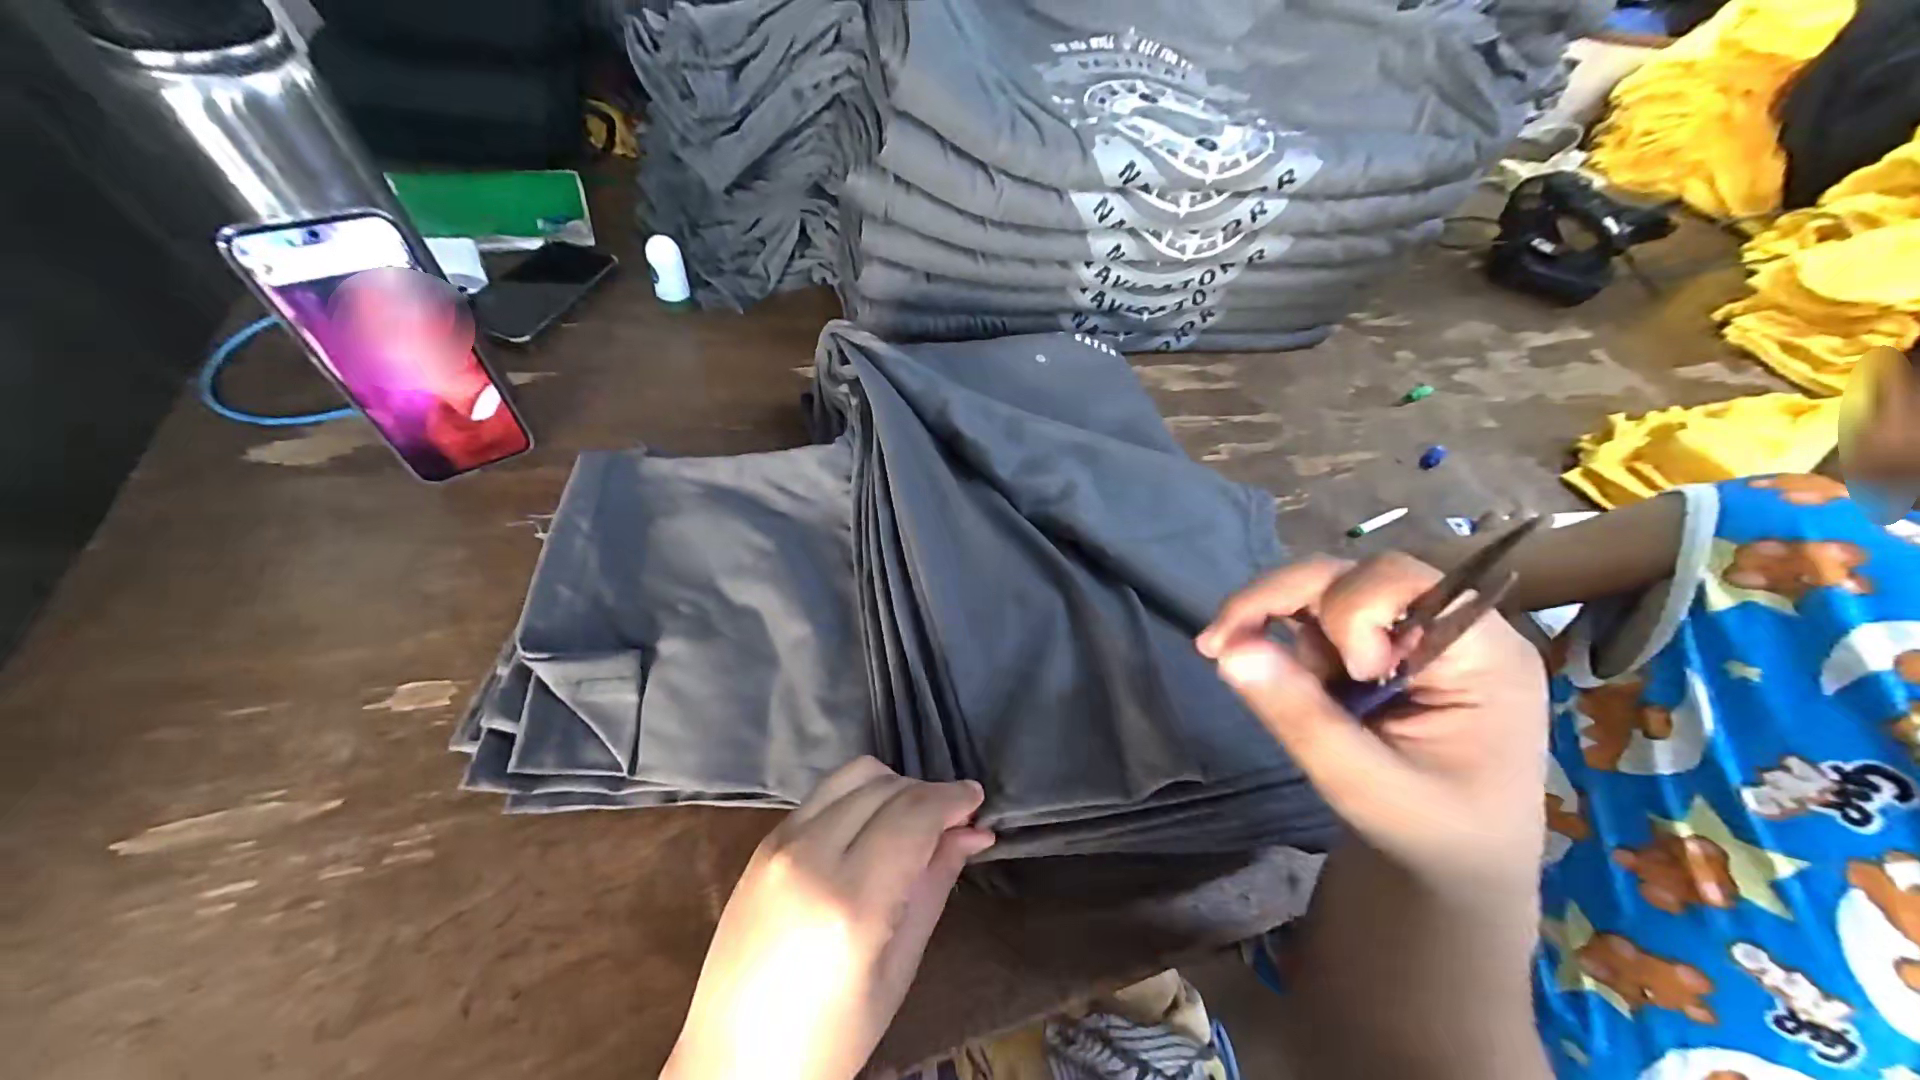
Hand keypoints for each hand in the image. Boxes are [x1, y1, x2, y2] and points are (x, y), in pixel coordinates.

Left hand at [664, 757, 993, 1079]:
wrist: (733, 1060)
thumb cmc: (829, 1036)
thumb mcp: (898, 968)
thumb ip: (935, 884)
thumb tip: (975, 832)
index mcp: (850, 900)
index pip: (914, 814)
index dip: (953, 798)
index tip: (977, 799)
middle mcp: (811, 855)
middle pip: (886, 786)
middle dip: (929, 793)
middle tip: (953, 820)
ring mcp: (780, 843)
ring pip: (853, 774)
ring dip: (893, 786)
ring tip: (911, 822)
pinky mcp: (763, 842)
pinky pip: (824, 792)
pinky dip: (859, 795)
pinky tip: (870, 828)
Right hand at [1197, 553, 1547, 893]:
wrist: (1445, 864)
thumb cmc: (1429, 833)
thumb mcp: (1364, 785)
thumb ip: (1301, 716)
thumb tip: (1228, 650)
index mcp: (1481, 654)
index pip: (1402, 581)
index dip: (1352, 610)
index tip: (1351, 677)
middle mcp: (1445, 628)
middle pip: (1351, 574)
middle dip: (1283, 602)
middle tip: (1221, 644)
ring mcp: (1406, 633)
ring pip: (1322, 588)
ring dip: (1277, 623)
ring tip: (1266, 680)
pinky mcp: (1375, 644)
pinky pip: (1314, 614)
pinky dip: (1279, 635)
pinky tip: (1273, 672)